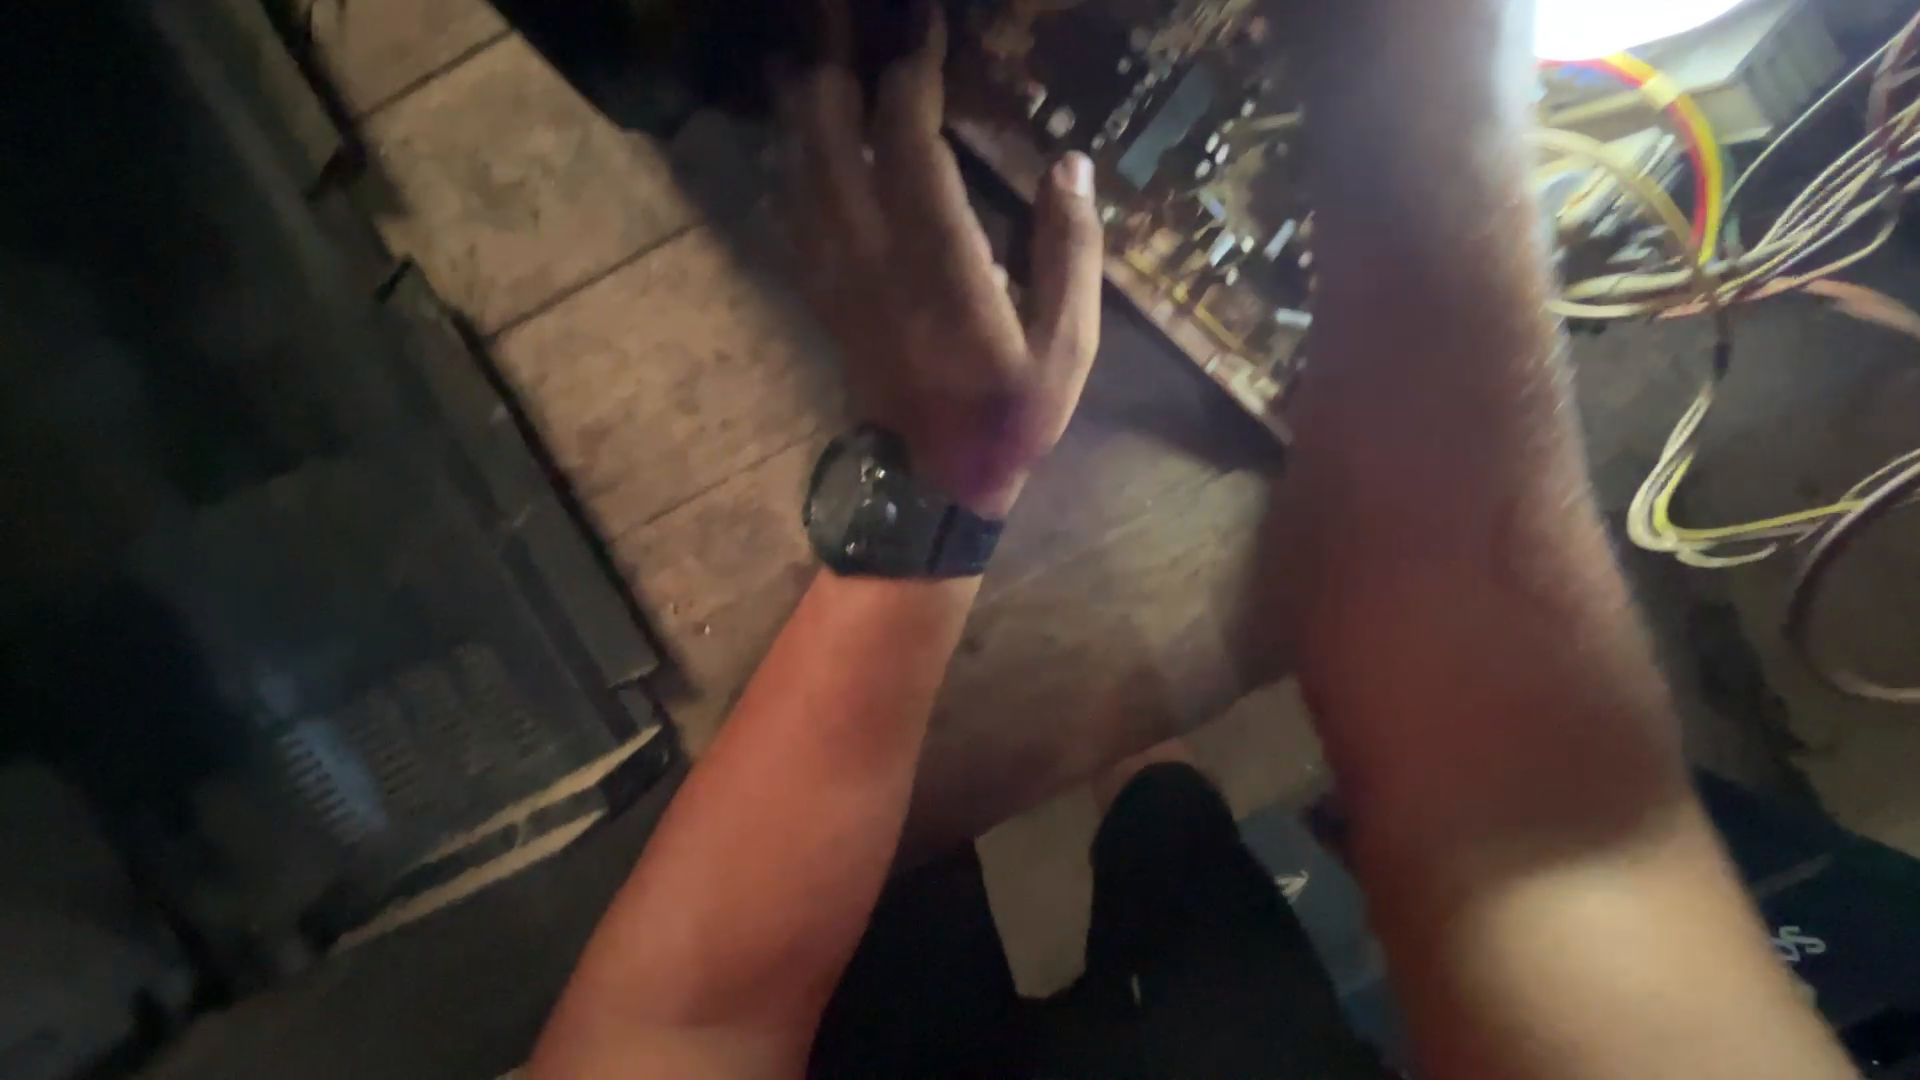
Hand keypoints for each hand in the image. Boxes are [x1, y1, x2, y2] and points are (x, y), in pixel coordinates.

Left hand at [779, 4, 1103, 517]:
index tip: (924, 34)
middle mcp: (876, 264)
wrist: (935, 484)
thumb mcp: (1068, 348)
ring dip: (802, 114)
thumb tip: (1070, 165)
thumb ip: (1072, 252)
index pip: (909, 148)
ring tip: (810, 63)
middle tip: (842, 26)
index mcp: (942, 271)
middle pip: (829, 146)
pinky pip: (794, 223)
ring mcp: (840, 285)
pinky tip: (798, 147)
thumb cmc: (1008, 420)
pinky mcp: (825, 305)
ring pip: (800, 179)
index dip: (910, 80)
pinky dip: (792, 172)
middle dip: (832, 73)